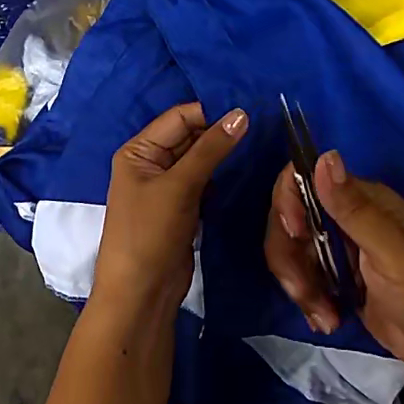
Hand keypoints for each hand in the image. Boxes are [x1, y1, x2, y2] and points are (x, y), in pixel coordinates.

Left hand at [94, 103, 248, 311]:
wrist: (142, 292)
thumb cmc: (150, 233)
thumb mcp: (179, 186)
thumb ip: (210, 149)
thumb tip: (241, 114)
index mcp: (138, 150)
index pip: (179, 118)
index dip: (212, 113)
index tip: (251, 111)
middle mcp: (150, 162)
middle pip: (190, 136)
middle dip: (221, 132)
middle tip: (264, 126)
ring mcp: (167, 186)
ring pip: (200, 159)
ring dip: (224, 154)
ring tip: (262, 144)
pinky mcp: (182, 207)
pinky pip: (204, 181)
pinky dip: (222, 176)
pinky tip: (248, 171)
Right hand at [264, 150, 403, 368]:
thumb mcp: (394, 253)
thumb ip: (355, 209)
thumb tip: (324, 157)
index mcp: (363, 200)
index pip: (304, 180)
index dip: (288, 203)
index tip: (296, 235)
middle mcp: (345, 216)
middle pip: (288, 220)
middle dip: (289, 257)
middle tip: (304, 293)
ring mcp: (337, 247)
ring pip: (290, 251)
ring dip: (298, 285)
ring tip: (325, 317)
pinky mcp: (334, 277)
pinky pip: (300, 276)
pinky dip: (306, 299)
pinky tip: (326, 320)